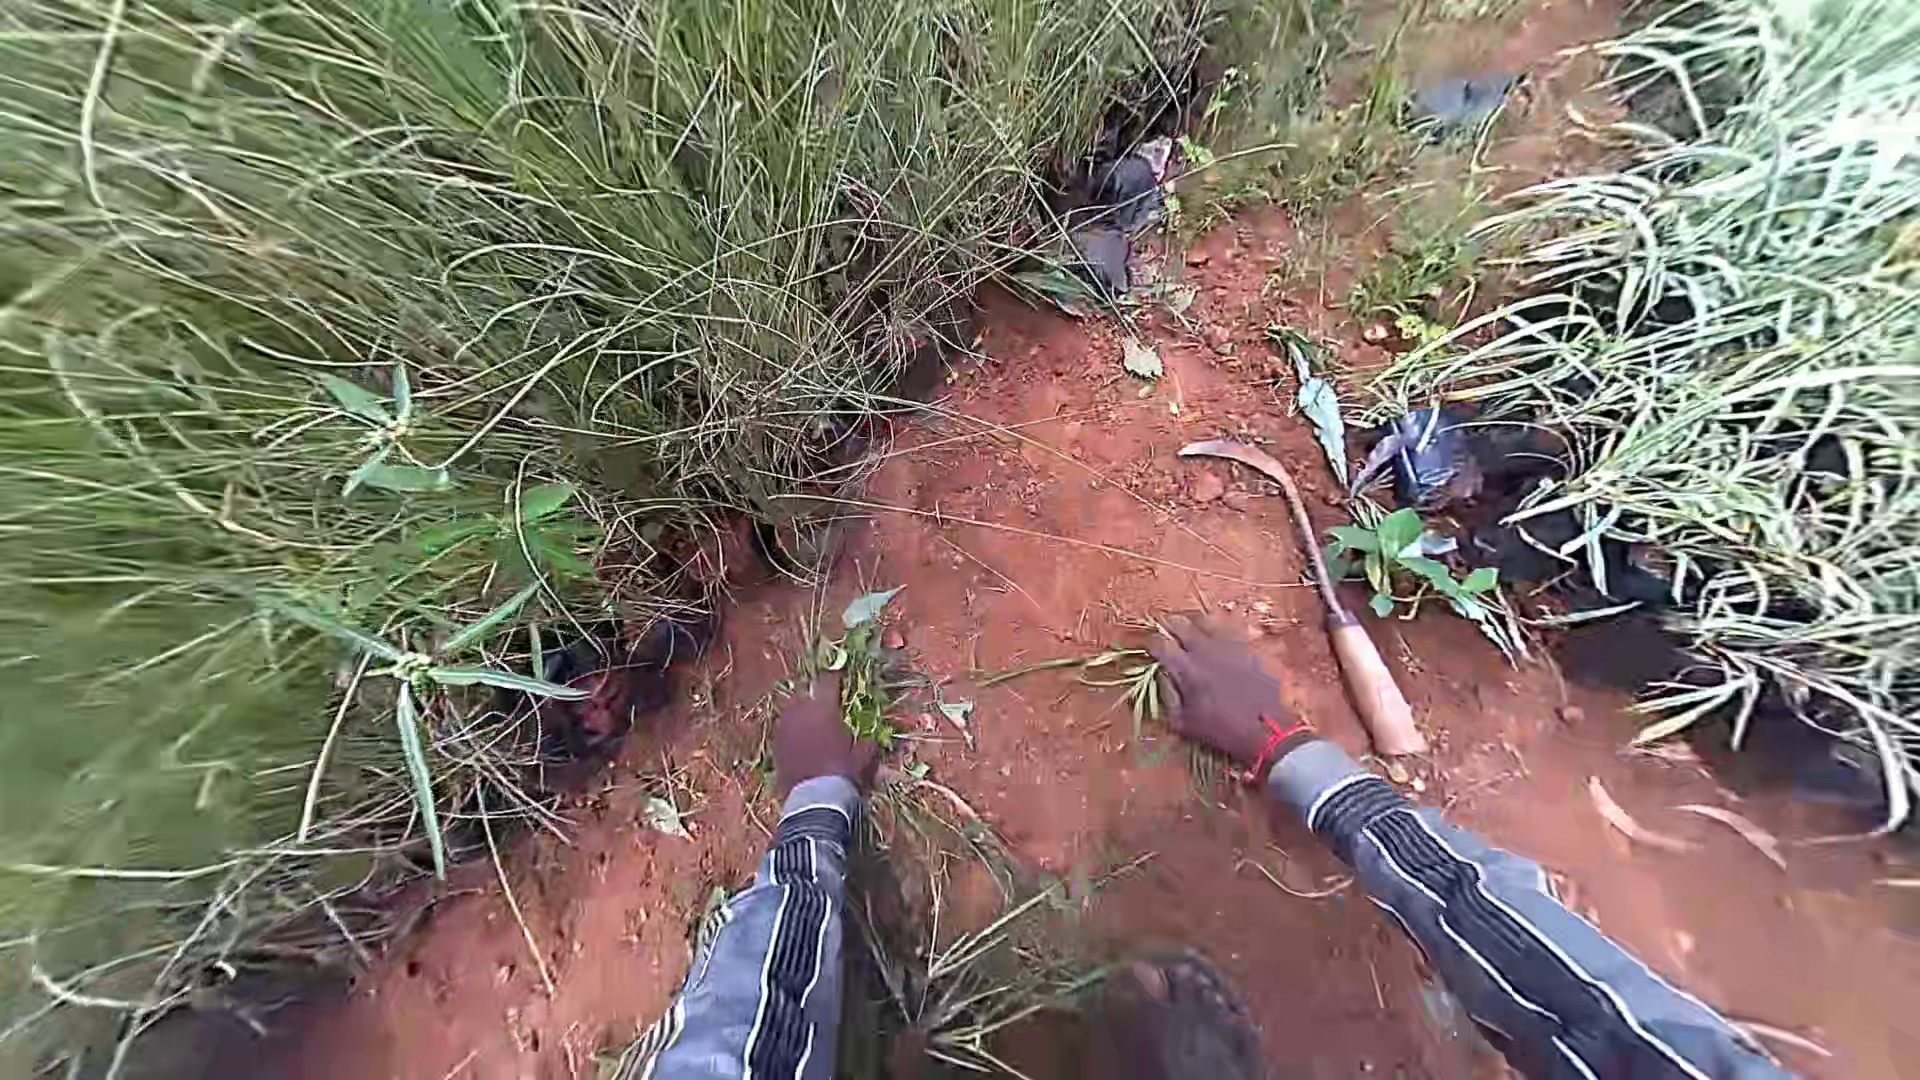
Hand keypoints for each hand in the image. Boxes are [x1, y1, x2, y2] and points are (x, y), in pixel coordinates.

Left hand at [773, 672, 877, 793]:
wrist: (815, 800)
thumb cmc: (843, 772)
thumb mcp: (864, 756)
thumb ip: (867, 743)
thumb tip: (870, 740)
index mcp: (824, 709)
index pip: (828, 682)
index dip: (835, 676)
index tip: (839, 674)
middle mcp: (802, 713)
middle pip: (803, 691)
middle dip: (812, 691)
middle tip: (821, 696)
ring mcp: (785, 730)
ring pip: (790, 709)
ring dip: (800, 709)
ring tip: (809, 717)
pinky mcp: (776, 747)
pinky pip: (783, 730)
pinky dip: (791, 730)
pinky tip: (798, 738)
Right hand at [1149, 615, 1298, 768]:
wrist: (1269, 732)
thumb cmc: (1222, 730)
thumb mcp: (1183, 722)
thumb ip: (1167, 694)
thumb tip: (1160, 673)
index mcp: (1186, 668)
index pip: (1159, 643)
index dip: (1151, 642)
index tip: (1150, 647)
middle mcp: (1205, 650)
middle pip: (1180, 623)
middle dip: (1168, 625)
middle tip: (1168, 634)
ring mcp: (1230, 646)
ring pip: (1206, 621)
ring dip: (1195, 625)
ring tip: (1193, 634)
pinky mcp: (1250, 648)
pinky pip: (1231, 631)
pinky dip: (1221, 634)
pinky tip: (1221, 645)